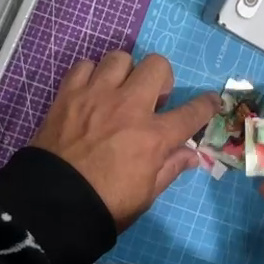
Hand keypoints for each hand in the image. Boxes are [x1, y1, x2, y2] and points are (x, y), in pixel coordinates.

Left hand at [30, 52, 216, 230]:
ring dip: (125, 72)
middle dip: (162, 78)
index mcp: (153, 137)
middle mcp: (129, 107)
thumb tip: (190, 154)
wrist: (51, 205)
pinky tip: (91, 92)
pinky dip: (91, 75)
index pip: (192, 112)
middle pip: (157, 66)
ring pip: (121, 58)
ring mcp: (97, 95)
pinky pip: (85, 65)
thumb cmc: (104, 206)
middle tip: (152, 98)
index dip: (206, 105)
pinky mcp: (69, 93)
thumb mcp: (145, 196)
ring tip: (118, 91)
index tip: (211, 100)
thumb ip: (169, 169)